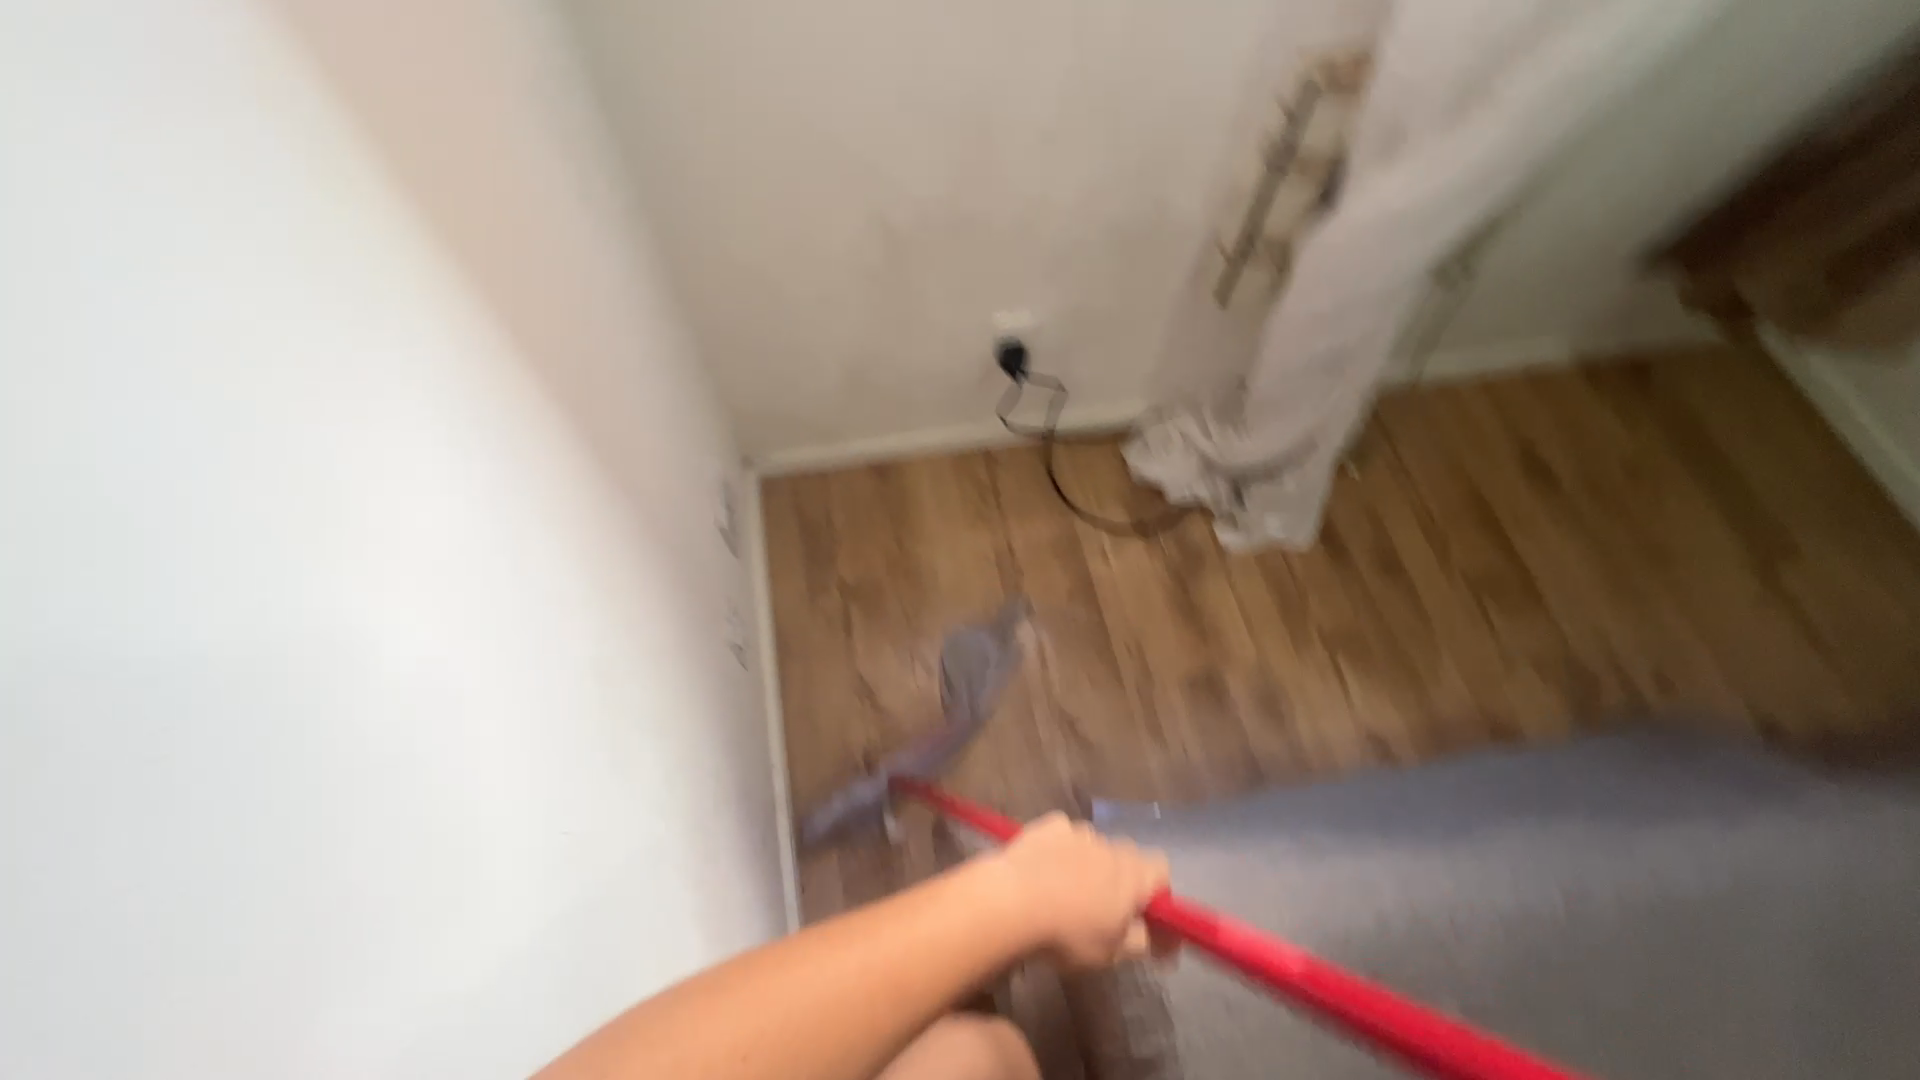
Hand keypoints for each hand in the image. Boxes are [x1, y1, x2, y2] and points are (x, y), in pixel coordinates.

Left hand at [990, 813, 1171, 969]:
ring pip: (1094, 847)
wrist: (1011, 902)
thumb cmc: (1068, 934)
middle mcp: (1110, 845)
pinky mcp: (1047, 826)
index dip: (1156, 894)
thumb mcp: (1113, 953)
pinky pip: (1063, 836)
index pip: (1161, 871)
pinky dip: (1060, 851)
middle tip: (1103, 912)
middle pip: (1127, 858)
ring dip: (1089, 865)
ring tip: (1066, 893)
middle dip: (1121, 880)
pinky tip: (1044, 871)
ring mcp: (1077, 832)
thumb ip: (1144, 942)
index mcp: (1134, 874)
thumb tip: (1159, 938)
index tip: (1145, 919)